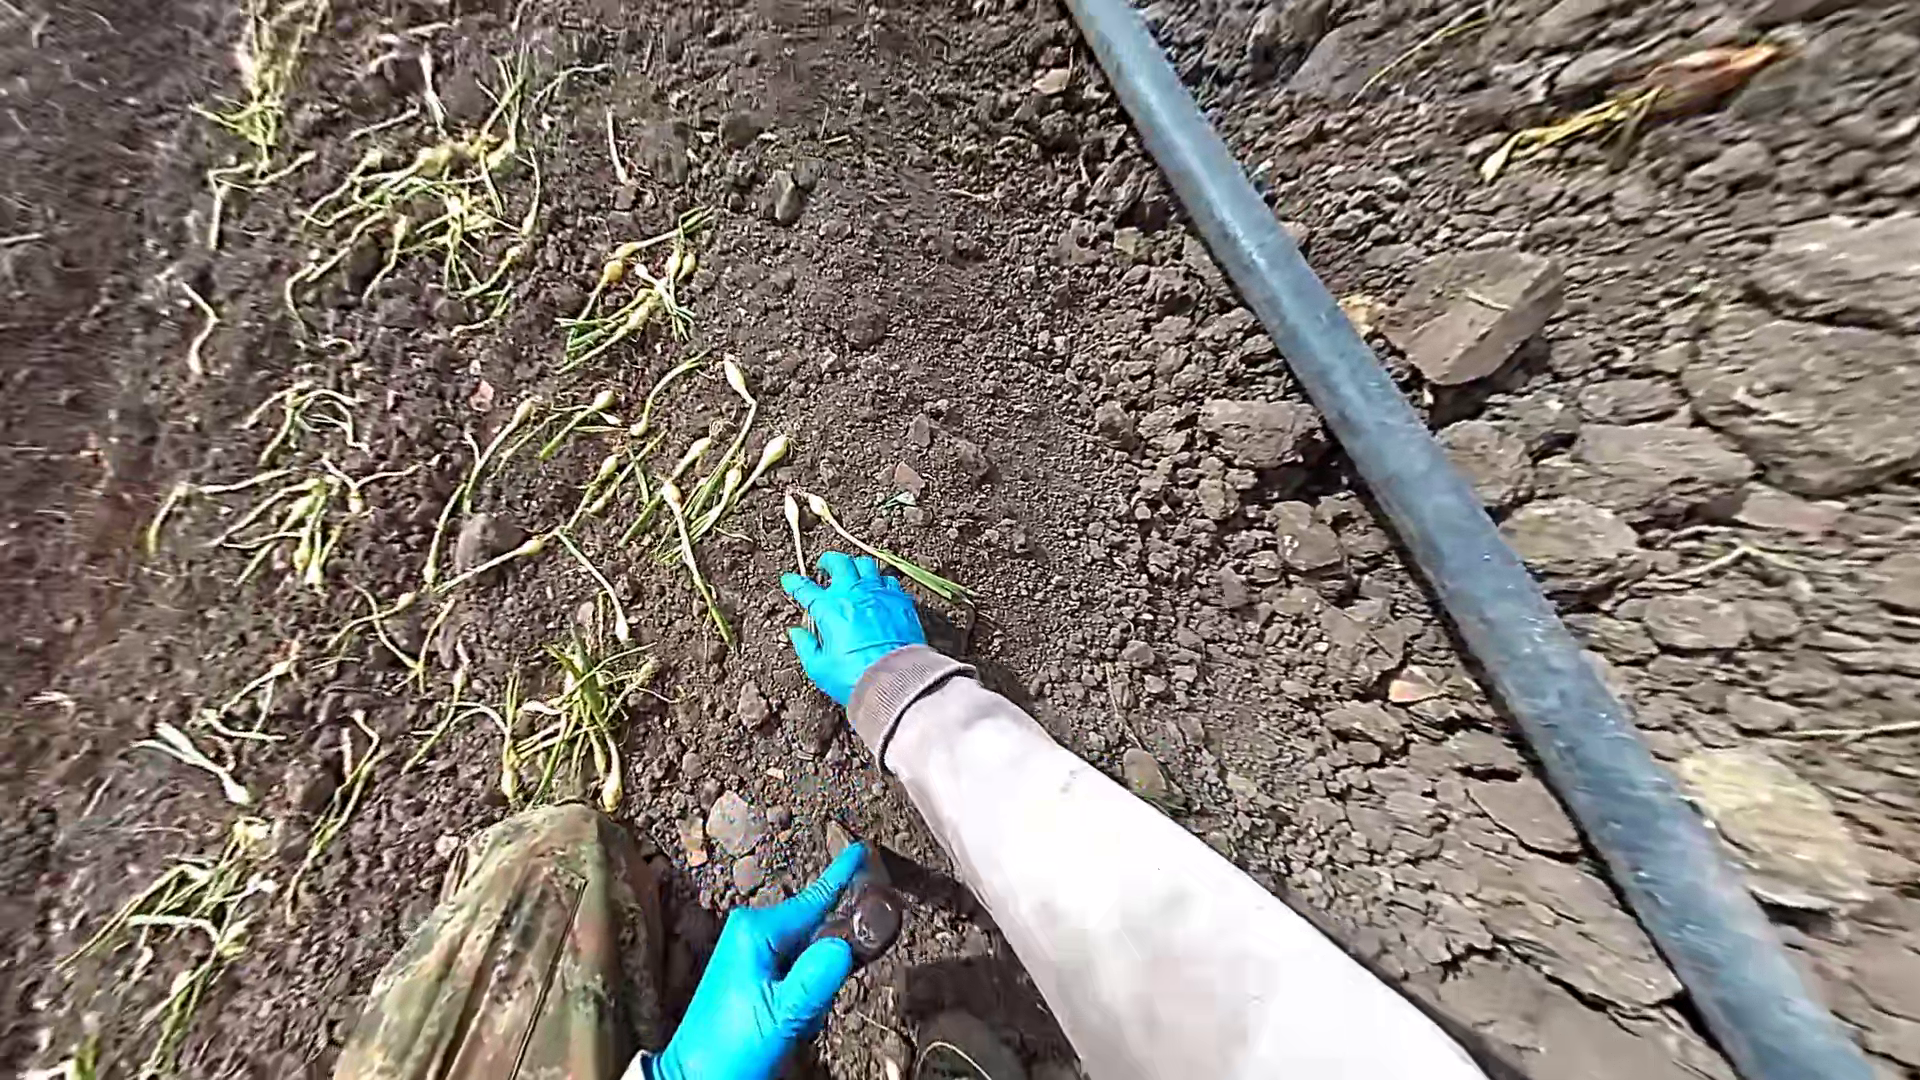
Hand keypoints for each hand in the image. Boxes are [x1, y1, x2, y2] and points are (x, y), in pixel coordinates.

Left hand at [646, 845, 867, 1079]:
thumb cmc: (729, 1051)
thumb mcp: (779, 1019)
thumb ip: (814, 980)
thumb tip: (844, 946)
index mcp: (758, 929)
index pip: (814, 899)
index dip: (843, 875)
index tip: (863, 849)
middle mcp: (754, 927)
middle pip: (816, 926)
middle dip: (829, 957)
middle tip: (824, 996)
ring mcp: (752, 946)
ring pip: (808, 949)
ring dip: (815, 980)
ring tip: (800, 1019)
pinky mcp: (752, 965)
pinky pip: (795, 963)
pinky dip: (804, 986)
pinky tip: (794, 1017)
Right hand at [782, 553, 926, 704]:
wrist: (896, 681)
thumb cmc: (856, 677)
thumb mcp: (819, 667)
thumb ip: (805, 646)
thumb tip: (797, 632)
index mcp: (830, 609)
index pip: (806, 589)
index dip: (795, 584)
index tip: (790, 581)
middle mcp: (854, 594)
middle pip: (839, 563)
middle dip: (828, 561)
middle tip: (824, 567)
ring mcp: (880, 594)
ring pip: (866, 565)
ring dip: (855, 567)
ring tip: (852, 575)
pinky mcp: (900, 600)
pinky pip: (889, 579)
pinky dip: (880, 581)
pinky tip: (878, 590)